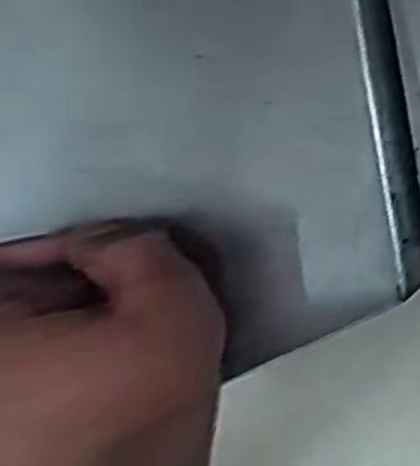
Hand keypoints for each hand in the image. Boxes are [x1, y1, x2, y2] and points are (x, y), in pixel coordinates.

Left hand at [0, 224, 224, 465]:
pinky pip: (27, 368)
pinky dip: (63, 356)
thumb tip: (107, 232)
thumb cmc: (143, 392)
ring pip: (27, 333)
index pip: (11, 260)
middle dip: (74, 285)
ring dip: (73, 319)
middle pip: (14, 298)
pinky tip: (106, 365)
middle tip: (133, 291)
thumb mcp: (170, 298)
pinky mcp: (3, 421)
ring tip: (126, 333)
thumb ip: (136, 249)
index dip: (74, 247)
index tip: (121, 250)